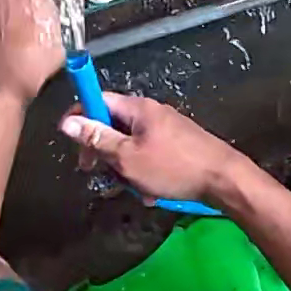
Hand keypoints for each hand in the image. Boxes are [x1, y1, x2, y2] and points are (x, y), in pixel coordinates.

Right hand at [59, 92, 246, 203]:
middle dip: (104, 151)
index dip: (80, 116)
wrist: (223, 179)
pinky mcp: (176, 145)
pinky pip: (148, 155)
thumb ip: (97, 139)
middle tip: (97, 172)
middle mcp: (151, 112)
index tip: (71, 141)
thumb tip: (68, 121)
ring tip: (135, 188)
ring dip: (125, 168)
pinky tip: (151, 191)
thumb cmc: (173, 167)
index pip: (98, 99)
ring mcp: (165, 128)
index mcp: (138, 108)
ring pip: (129, 145)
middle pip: (112, 125)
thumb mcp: (127, 157)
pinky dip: (144, 172)